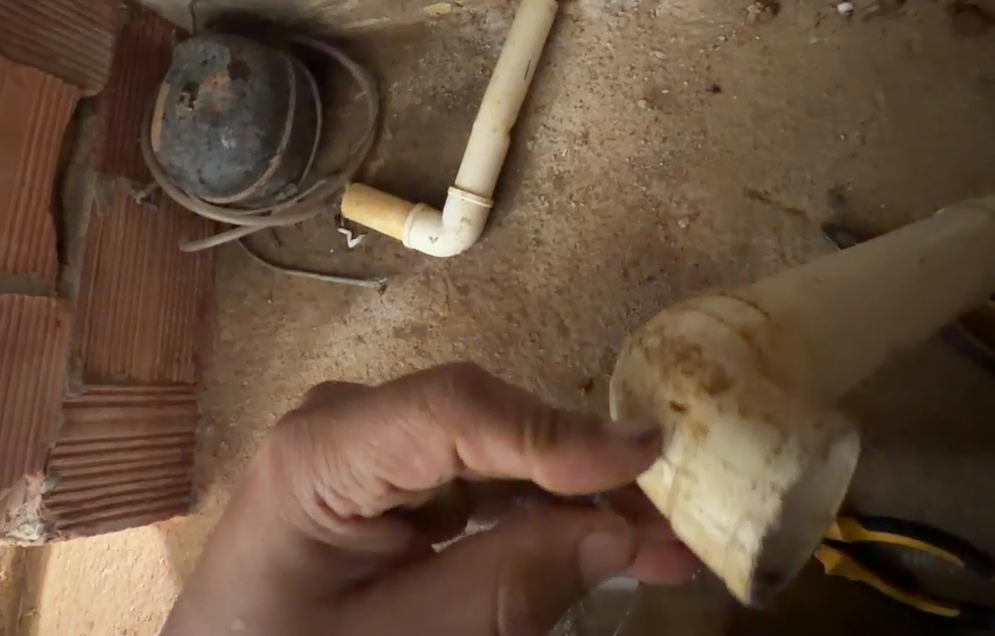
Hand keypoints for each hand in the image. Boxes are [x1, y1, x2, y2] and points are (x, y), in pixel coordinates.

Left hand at [163, 363, 698, 635]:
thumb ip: (511, 585)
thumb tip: (620, 530)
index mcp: (321, 450)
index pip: (450, 410)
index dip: (552, 427)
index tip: (645, 454)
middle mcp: (346, 422)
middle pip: (480, 421)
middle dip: (578, 465)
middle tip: (673, 510)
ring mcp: (368, 443)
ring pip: (490, 447)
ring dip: (571, 491)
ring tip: (658, 533)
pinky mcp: (388, 474)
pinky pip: (474, 479)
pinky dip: (537, 509)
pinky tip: (600, 533)